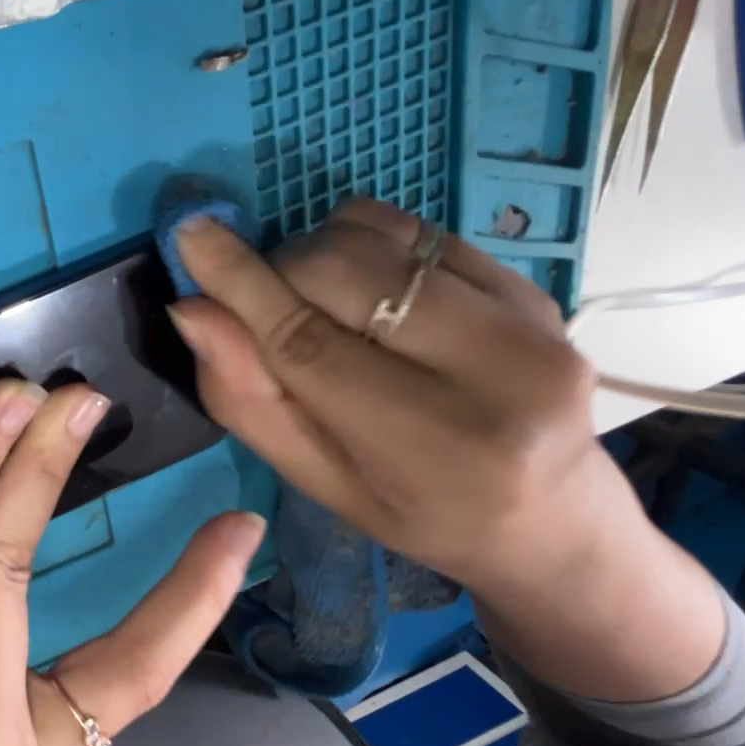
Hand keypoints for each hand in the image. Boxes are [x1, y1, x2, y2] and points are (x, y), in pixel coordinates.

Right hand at [166, 198, 722, 699]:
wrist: (555, 517)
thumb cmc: (415, 514)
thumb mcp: (315, 480)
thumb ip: (249, 399)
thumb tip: (192, 311)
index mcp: (435, 448)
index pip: (310, 344)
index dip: (239, 286)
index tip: (189, 235)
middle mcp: (499, 373)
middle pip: (342, 270)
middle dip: (278, 272)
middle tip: (265, 307)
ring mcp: (529, 320)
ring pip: (375, 235)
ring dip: (318, 253)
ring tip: (321, 304)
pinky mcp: (535, 285)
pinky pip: (413, 228)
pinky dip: (362, 244)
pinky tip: (366, 291)